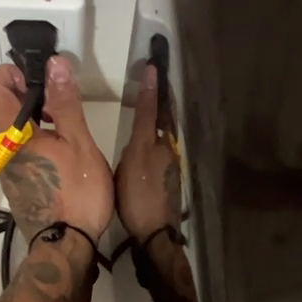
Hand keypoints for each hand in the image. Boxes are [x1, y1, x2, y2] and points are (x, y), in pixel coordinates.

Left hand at [0, 56, 113, 240]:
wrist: (66, 249)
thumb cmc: (76, 195)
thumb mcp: (79, 144)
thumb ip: (65, 103)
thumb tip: (55, 65)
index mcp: (11, 133)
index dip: (12, 74)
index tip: (40, 84)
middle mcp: (2, 151)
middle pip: (6, 111)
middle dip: (34, 105)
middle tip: (64, 117)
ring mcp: (8, 173)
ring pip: (17, 138)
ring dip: (39, 132)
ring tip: (69, 147)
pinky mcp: (18, 191)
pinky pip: (24, 159)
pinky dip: (40, 154)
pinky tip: (64, 171)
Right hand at [114, 65, 182, 241]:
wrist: (156, 234)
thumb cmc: (140, 198)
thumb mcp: (131, 164)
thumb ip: (135, 144)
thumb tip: (140, 137)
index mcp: (156, 145)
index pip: (152, 110)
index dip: (151, 90)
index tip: (153, 67)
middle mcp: (167, 153)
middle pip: (164, 123)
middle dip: (161, 103)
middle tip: (159, 82)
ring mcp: (170, 170)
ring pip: (163, 139)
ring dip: (160, 122)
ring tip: (154, 106)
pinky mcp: (167, 184)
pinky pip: (161, 156)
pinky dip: (157, 143)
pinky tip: (151, 145)